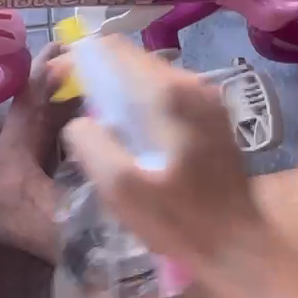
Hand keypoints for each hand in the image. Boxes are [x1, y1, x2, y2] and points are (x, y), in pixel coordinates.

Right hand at [57, 39, 261, 264]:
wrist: (239, 247)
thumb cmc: (179, 220)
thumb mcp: (120, 188)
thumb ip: (89, 143)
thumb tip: (80, 121)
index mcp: (166, 93)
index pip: (111, 49)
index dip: (78, 60)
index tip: (57, 82)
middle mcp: (190, 82)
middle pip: (130, 59)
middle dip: (97, 76)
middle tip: (76, 108)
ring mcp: (206, 96)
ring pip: (148, 74)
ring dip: (120, 91)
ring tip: (104, 126)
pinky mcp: (213, 113)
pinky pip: (166, 91)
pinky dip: (142, 103)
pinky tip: (135, 136)